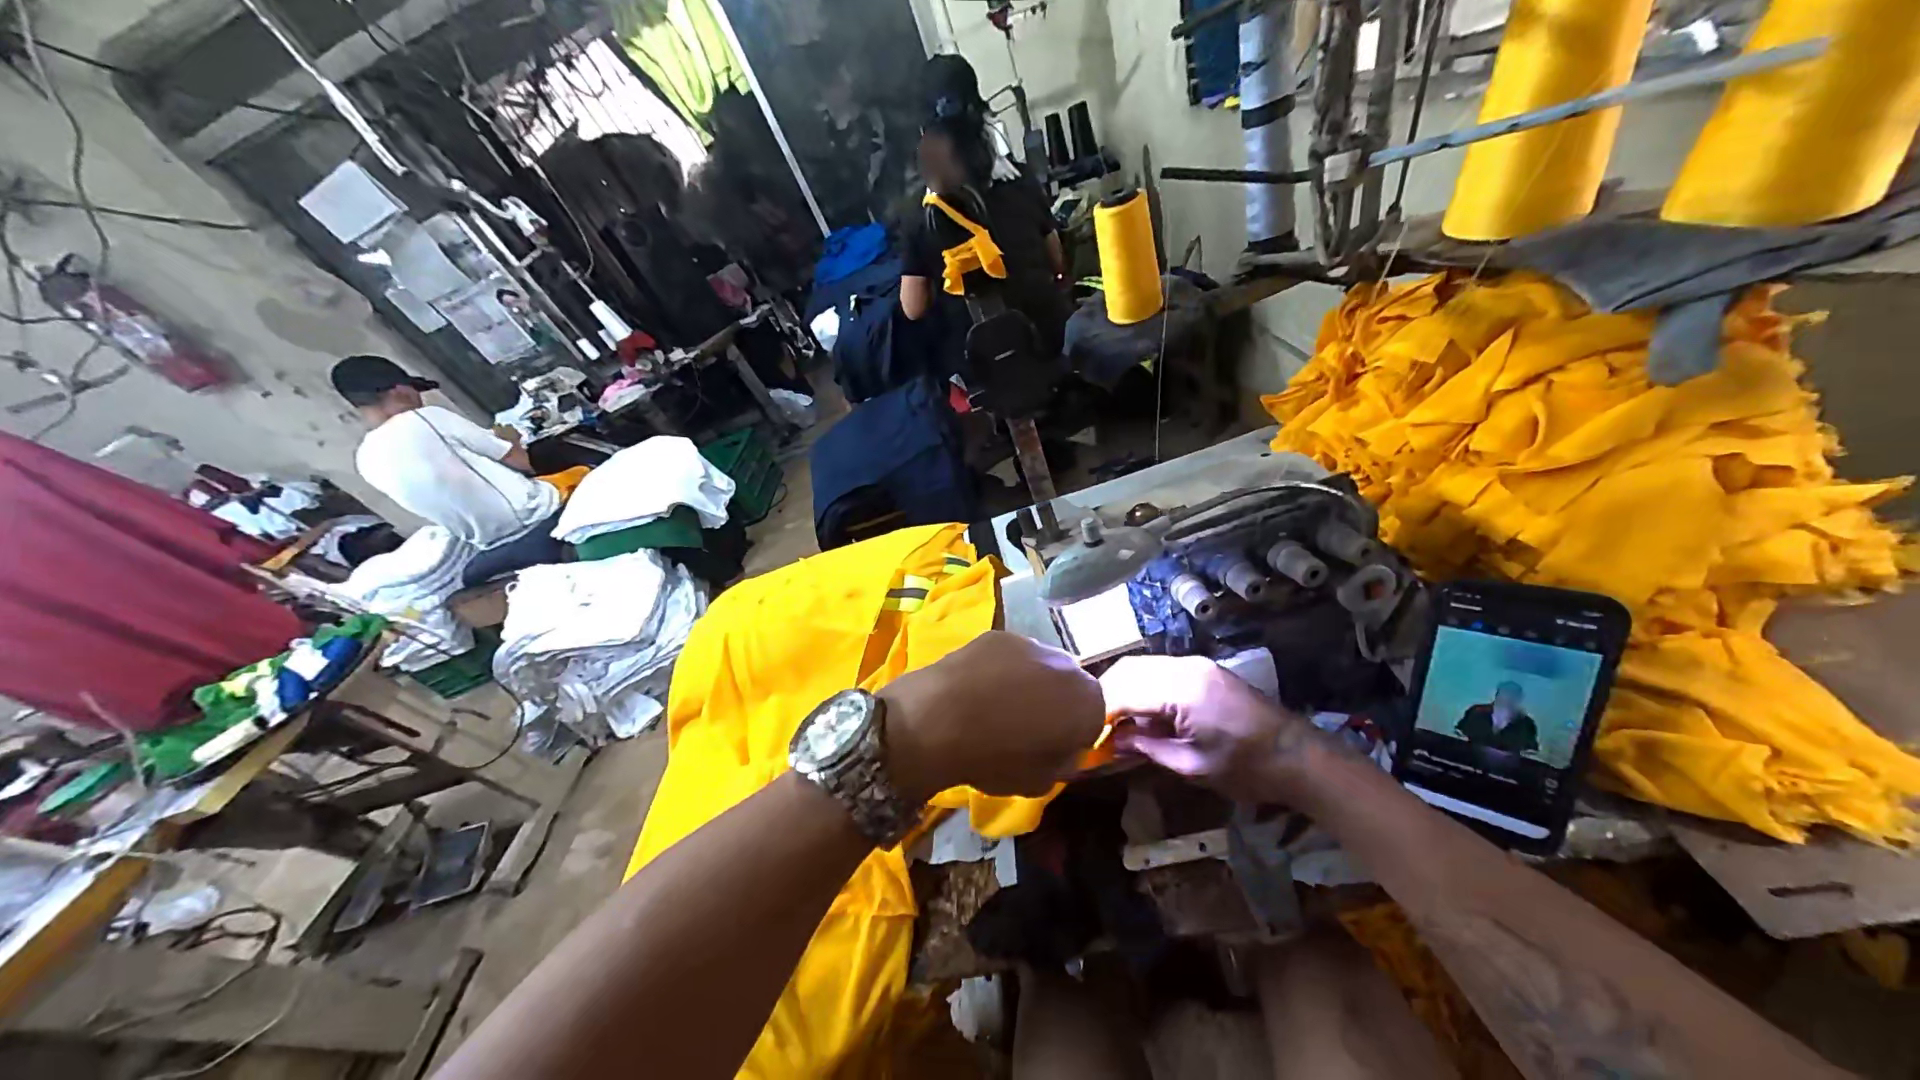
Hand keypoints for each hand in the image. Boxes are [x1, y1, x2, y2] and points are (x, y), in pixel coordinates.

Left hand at [882, 631, 1104, 800]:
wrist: (937, 720)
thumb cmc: (995, 758)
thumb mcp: (1039, 782)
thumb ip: (1062, 761)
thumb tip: (1061, 748)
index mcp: (1088, 702)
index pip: (1093, 720)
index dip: (1073, 737)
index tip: (1051, 749)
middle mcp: (1067, 664)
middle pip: (1068, 686)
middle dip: (1054, 703)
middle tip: (1024, 727)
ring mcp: (1030, 643)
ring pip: (1039, 667)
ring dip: (1028, 683)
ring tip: (995, 706)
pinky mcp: (997, 634)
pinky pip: (1008, 656)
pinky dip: (999, 669)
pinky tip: (976, 688)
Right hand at [1100, 655, 1316, 802]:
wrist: (1299, 756)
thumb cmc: (1246, 768)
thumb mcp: (1191, 766)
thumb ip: (1147, 747)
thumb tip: (1112, 741)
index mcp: (1181, 690)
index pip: (1123, 691)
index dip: (1101, 712)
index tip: (1087, 732)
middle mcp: (1185, 667)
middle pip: (1129, 670)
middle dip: (1107, 695)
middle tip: (1096, 725)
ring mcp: (1196, 665)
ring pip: (1143, 666)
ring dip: (1124, 689)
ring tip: (1115, 720)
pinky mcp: (1204, 670)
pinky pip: (1161, 670)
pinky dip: (1144, 686)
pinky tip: (1141, 711)